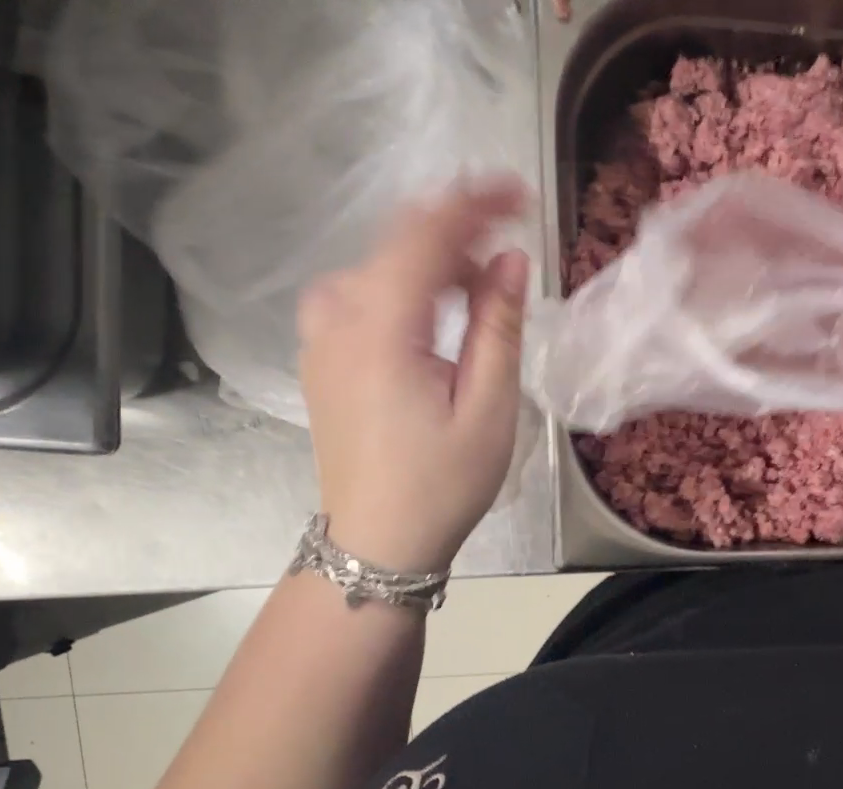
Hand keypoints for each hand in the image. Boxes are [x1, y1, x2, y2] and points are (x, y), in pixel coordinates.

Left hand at [298, 179, 530, 572]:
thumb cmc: (442, 482)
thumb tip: (509, 261)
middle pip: (399, 244)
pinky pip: (365, 295)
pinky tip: (439, 316)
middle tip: (513, 258)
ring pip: (381, 267)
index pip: (424, 234)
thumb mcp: (488, 408)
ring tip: (484, 294)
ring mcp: (321, 335)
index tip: (521, 195)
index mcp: (380, 328)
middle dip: (460, 236)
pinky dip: (408, 288)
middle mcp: (337, 317)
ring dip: (435, 264)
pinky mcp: (322, 354)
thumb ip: (497, 326)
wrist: (377, 540)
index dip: (474, 203)